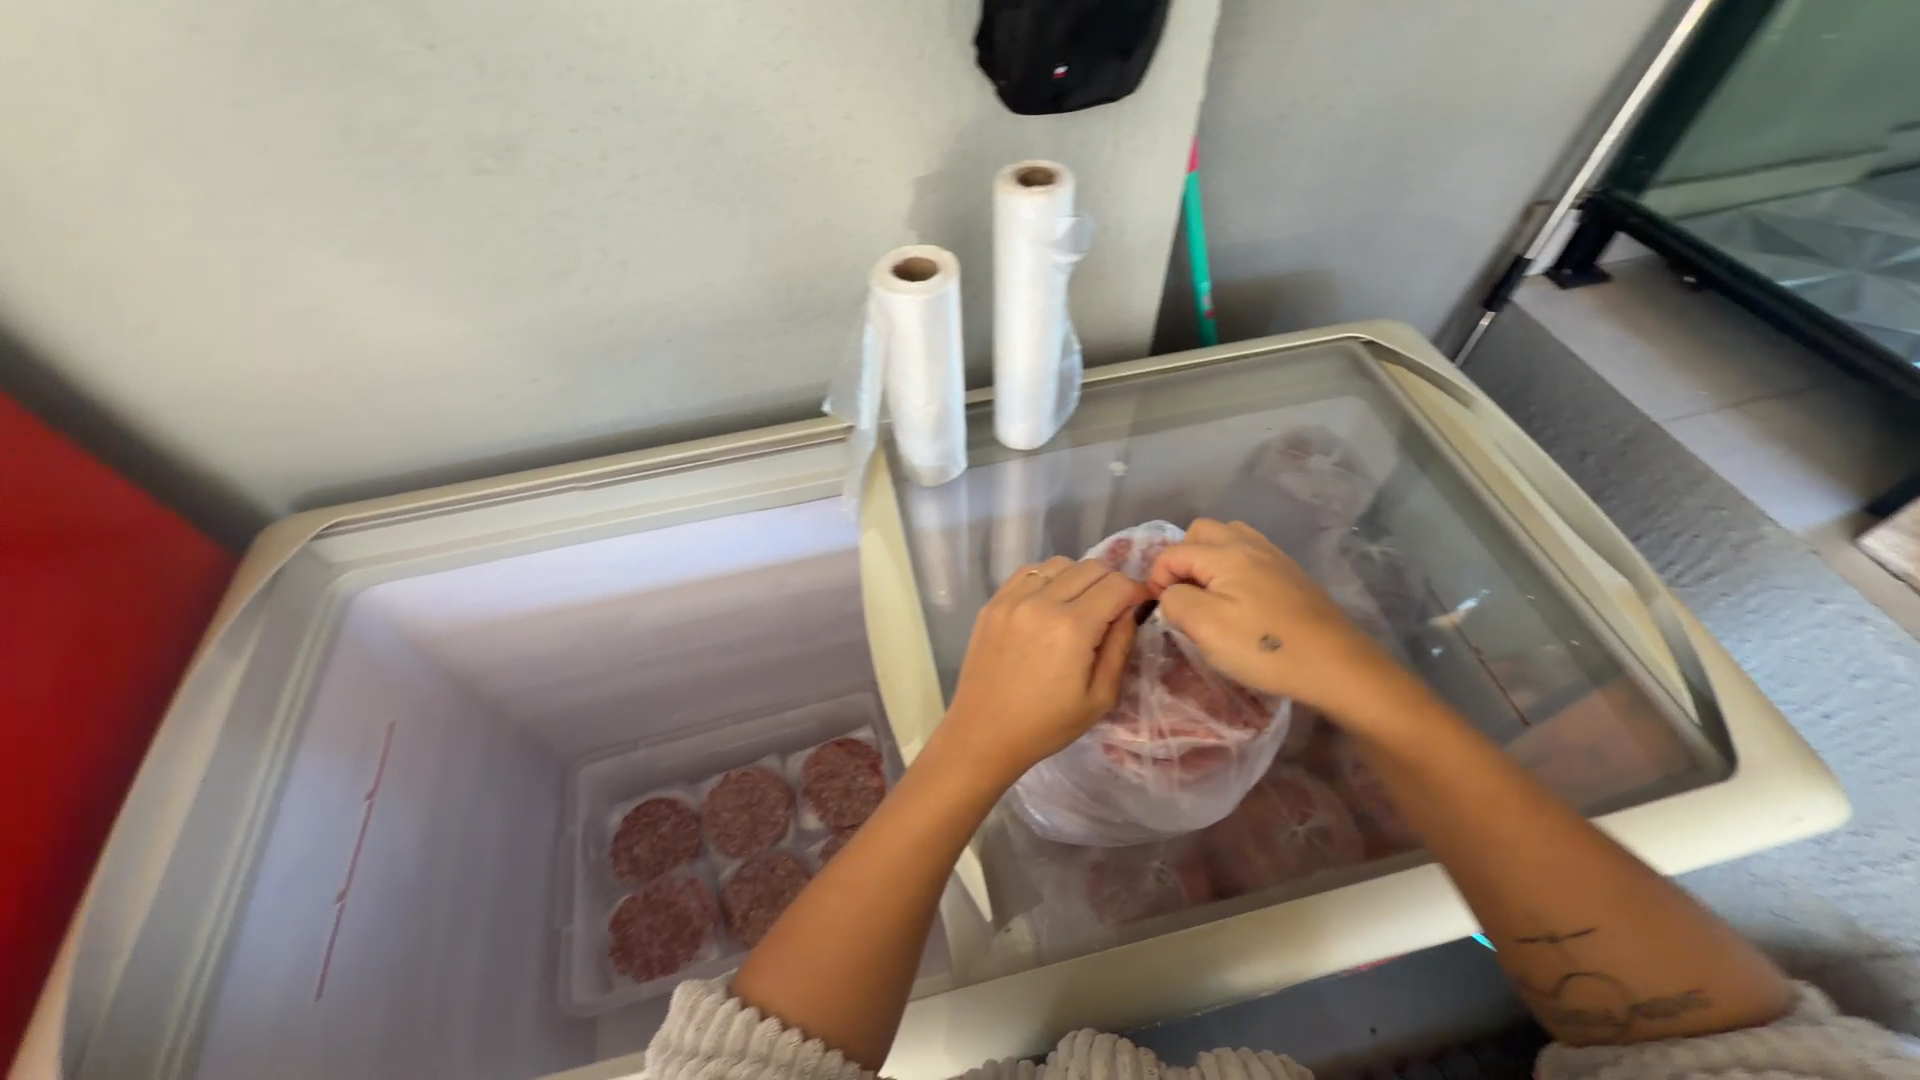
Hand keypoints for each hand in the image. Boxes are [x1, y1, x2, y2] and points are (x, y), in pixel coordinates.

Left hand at [943, 555, 1147, 784]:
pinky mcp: (993, 603)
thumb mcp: (1100, 697)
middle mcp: (1041, 602)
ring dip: (1079, 577)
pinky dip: (1048, 579)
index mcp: (1072, 627)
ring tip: (1079, 606)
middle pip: (1091, 567)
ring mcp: (1012, 599)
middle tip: (1112, 609)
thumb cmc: (1046, 724)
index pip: (1117, 584)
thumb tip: (1133, 609)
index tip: (1138, 608)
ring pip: (1060, 563)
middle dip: (1111, 583)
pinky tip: (1049, 604)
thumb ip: (1120, 646)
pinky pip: (1029, 572)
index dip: (1135, 593)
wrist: (983, 733)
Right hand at [1147, 519, 1429, 729]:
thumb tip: (1171, 594)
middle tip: (1183, 596)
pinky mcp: (1291, 575)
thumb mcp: (1205, 628)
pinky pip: (1251, 555)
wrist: (1336, 665)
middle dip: (1182, 559)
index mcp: (1225, 553)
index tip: (1160, 612)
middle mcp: (1250, 545)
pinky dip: (1234, 568)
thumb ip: (1175, 602)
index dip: (1157, 580)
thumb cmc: (1264, 648)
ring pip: (1229, 538)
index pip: (1173, 553)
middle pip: (1201, 532)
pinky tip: (1240, 601)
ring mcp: (1275, 558)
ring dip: (1208, 559)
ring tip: (1208, 594)